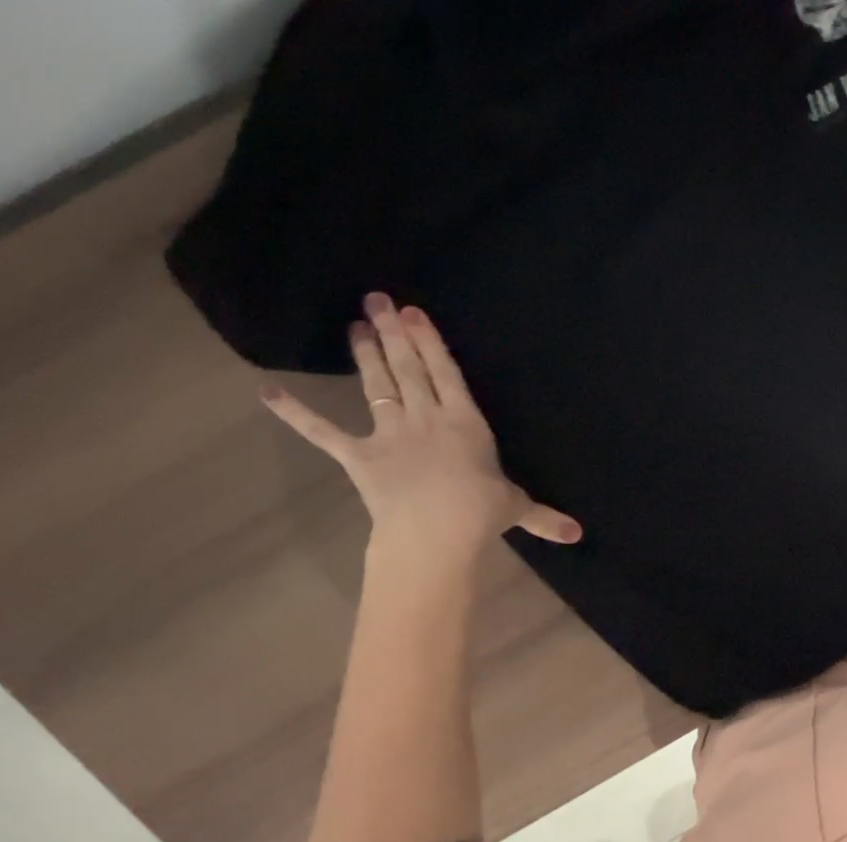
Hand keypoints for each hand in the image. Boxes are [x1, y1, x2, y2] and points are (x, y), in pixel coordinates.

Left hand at [261, 294, 580, 566]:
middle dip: (394, 334)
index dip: (430, 342)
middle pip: (409, 369)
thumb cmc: (481, 513)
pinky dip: (296, 414)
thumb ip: (543, 516)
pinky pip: (324, 433)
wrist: (436, 532)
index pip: (446, 374)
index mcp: (466, 423)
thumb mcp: (517, 508)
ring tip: (353, 325)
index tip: (414, 313)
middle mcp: (427, 419)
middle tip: (376, 300)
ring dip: (365, 355)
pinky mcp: (360, 457)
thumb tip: (578, 535)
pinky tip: (268, 392)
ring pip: (377, 388)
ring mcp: (391, 435)